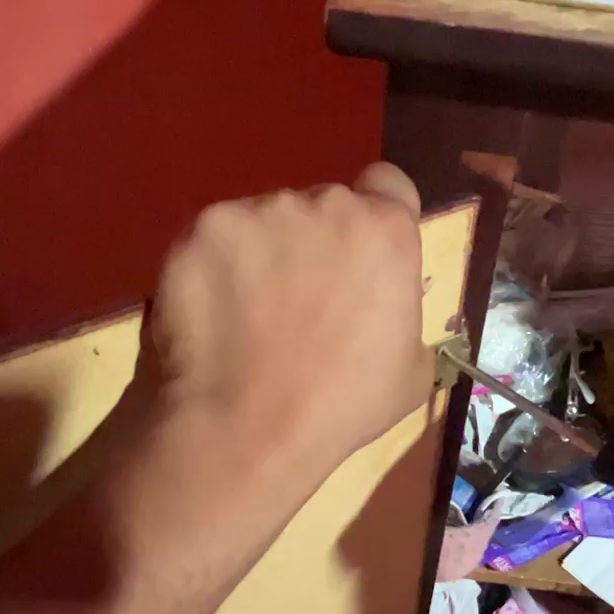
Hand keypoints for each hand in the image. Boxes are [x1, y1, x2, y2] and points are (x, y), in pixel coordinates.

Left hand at [146, 163, 430, 474]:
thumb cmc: (343, 406)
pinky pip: (217, 239)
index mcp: (386, 231)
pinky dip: (217, 268)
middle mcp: (326, 203)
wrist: (247, 428)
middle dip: (317, 242)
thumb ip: (403, 311)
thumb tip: (384, 306)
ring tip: (250, 314)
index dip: (377, 215)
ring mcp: (258, 211)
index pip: (388, 185)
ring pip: (267, 220)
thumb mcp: (412, 369)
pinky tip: (215, 314)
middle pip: (324, 206)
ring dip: (265, 253)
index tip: (361, 255)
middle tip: (301, 301)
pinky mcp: (201, 229)